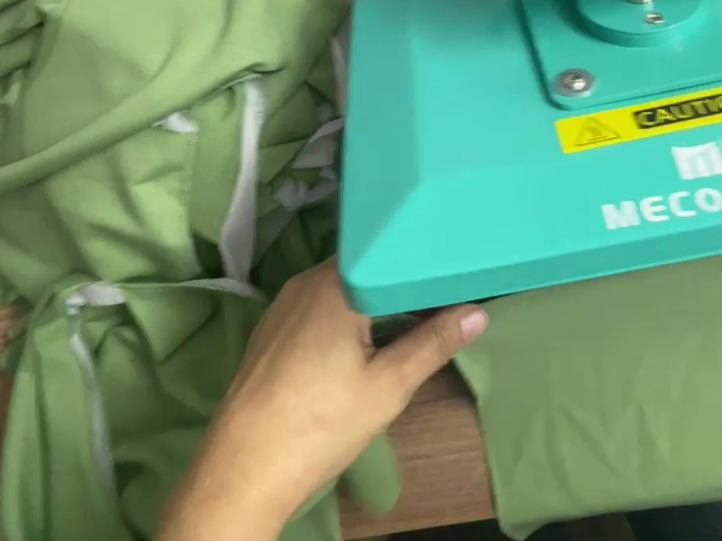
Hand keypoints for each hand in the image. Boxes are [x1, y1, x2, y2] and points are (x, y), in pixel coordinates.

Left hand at [158, 260, 487, 539]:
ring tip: (413, 318)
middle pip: (366, 267)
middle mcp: (308, 280)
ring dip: (376, 298)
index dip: (424, 264)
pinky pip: (321, 302)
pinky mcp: (274, 326)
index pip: (390, 254)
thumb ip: (433, 342)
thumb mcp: (388, 386)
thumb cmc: (321, 422)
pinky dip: (349, 311)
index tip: (455, 276)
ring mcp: (286, 302)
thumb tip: (478, 312)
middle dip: (403, 283)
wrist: (243, 468)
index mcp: (337, 284)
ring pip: (343, 285)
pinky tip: (366, 337)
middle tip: (442, 301)